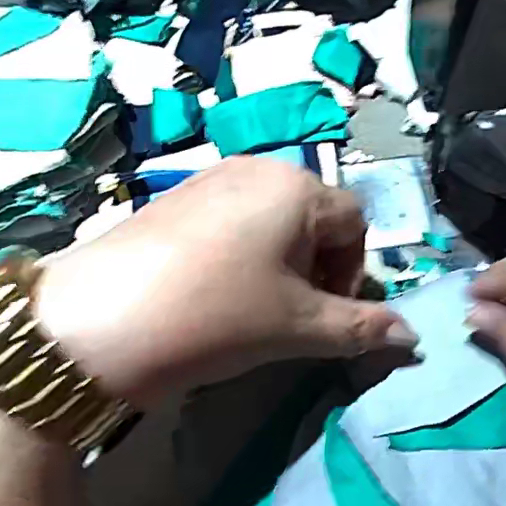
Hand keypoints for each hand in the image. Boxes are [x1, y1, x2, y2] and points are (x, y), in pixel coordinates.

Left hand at [34, 157, 415, 406]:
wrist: (90, 326)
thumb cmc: (217, 314)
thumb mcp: (300, 325)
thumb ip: (364, 327)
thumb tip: (415, 337)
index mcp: (298, 187)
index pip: (357, 224)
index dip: (353, 271)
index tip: (325, 311)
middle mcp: (259, 167)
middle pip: (318, 217)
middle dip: (320, 266)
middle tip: (294, 310)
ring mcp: (211, 177)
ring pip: (277, 218)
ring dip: (285, 261)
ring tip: (255, 302)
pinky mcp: (176, 197)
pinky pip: (236, 218)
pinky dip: (246, 252)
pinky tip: (216, 289)